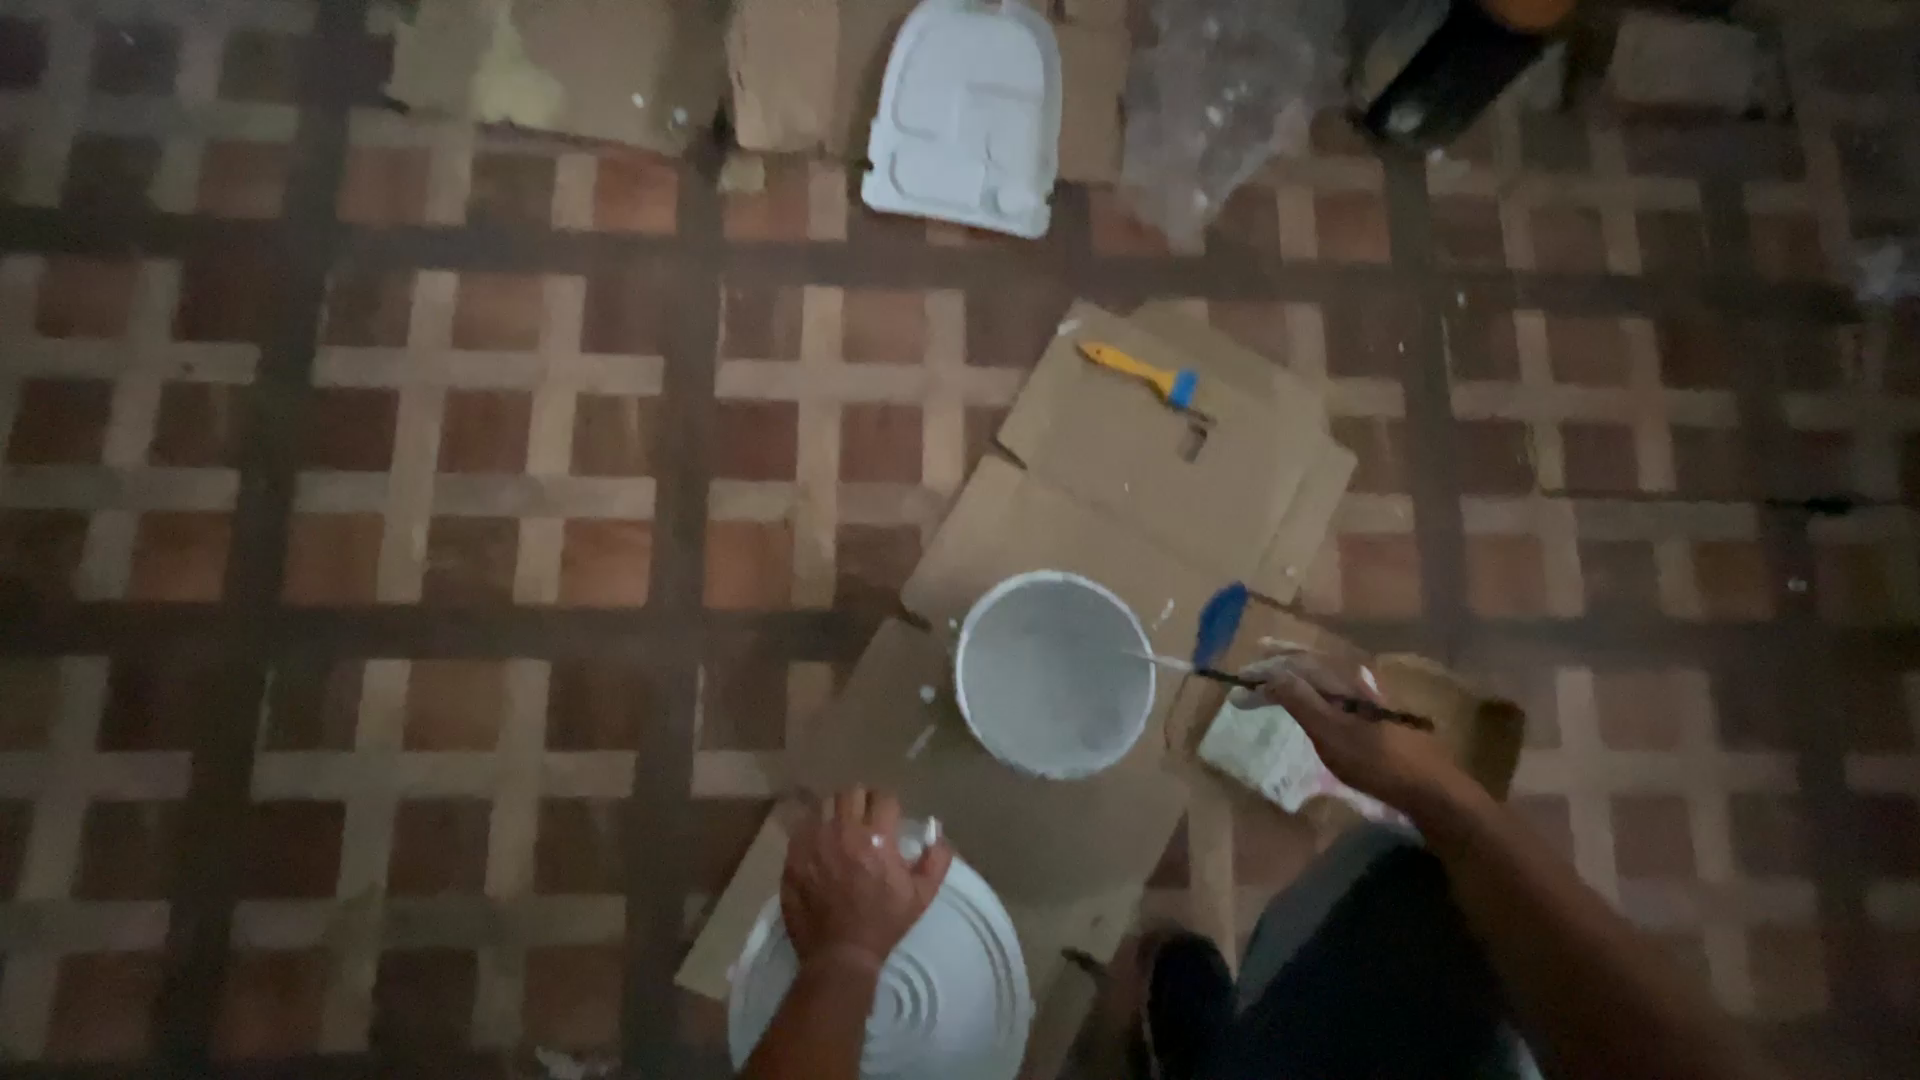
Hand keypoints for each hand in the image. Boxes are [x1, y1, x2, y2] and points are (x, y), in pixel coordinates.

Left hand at [780, 786, 952, 973]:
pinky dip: (813, 830)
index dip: (887, 804)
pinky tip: (820, 844)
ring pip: (824, 805)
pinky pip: (802, 827)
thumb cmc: (883, 924)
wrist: (840, 955)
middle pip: (850, 793)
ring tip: (840, 828)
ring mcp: (814, 842)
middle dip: (861, 802)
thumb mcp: (921, 895)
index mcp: (876, 837)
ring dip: (836, 812)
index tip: (888, 816)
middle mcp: (843, 831)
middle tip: (864, 818)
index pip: (882, 797)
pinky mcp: (793, 856)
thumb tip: (937, 830)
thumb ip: (936, 859)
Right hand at [1256, 651, 1475, 817]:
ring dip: (1297, 680)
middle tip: (1253, 675)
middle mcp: (1358, 685)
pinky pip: (1336, 698)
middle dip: (1281, 667)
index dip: (1268, 666)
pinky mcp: (1379, 723)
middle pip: (1312, 667)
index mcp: (1344, 683)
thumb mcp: (1330, 733)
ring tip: (1276, 685)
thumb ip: (1300, 702)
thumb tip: (1272, 674)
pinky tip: (1315, 706)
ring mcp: (1372, 704)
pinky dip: (1314, 696)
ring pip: (1326, 682)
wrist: (1434, 793)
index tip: (1241, 676)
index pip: (1298, 663)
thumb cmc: (1377, 763)